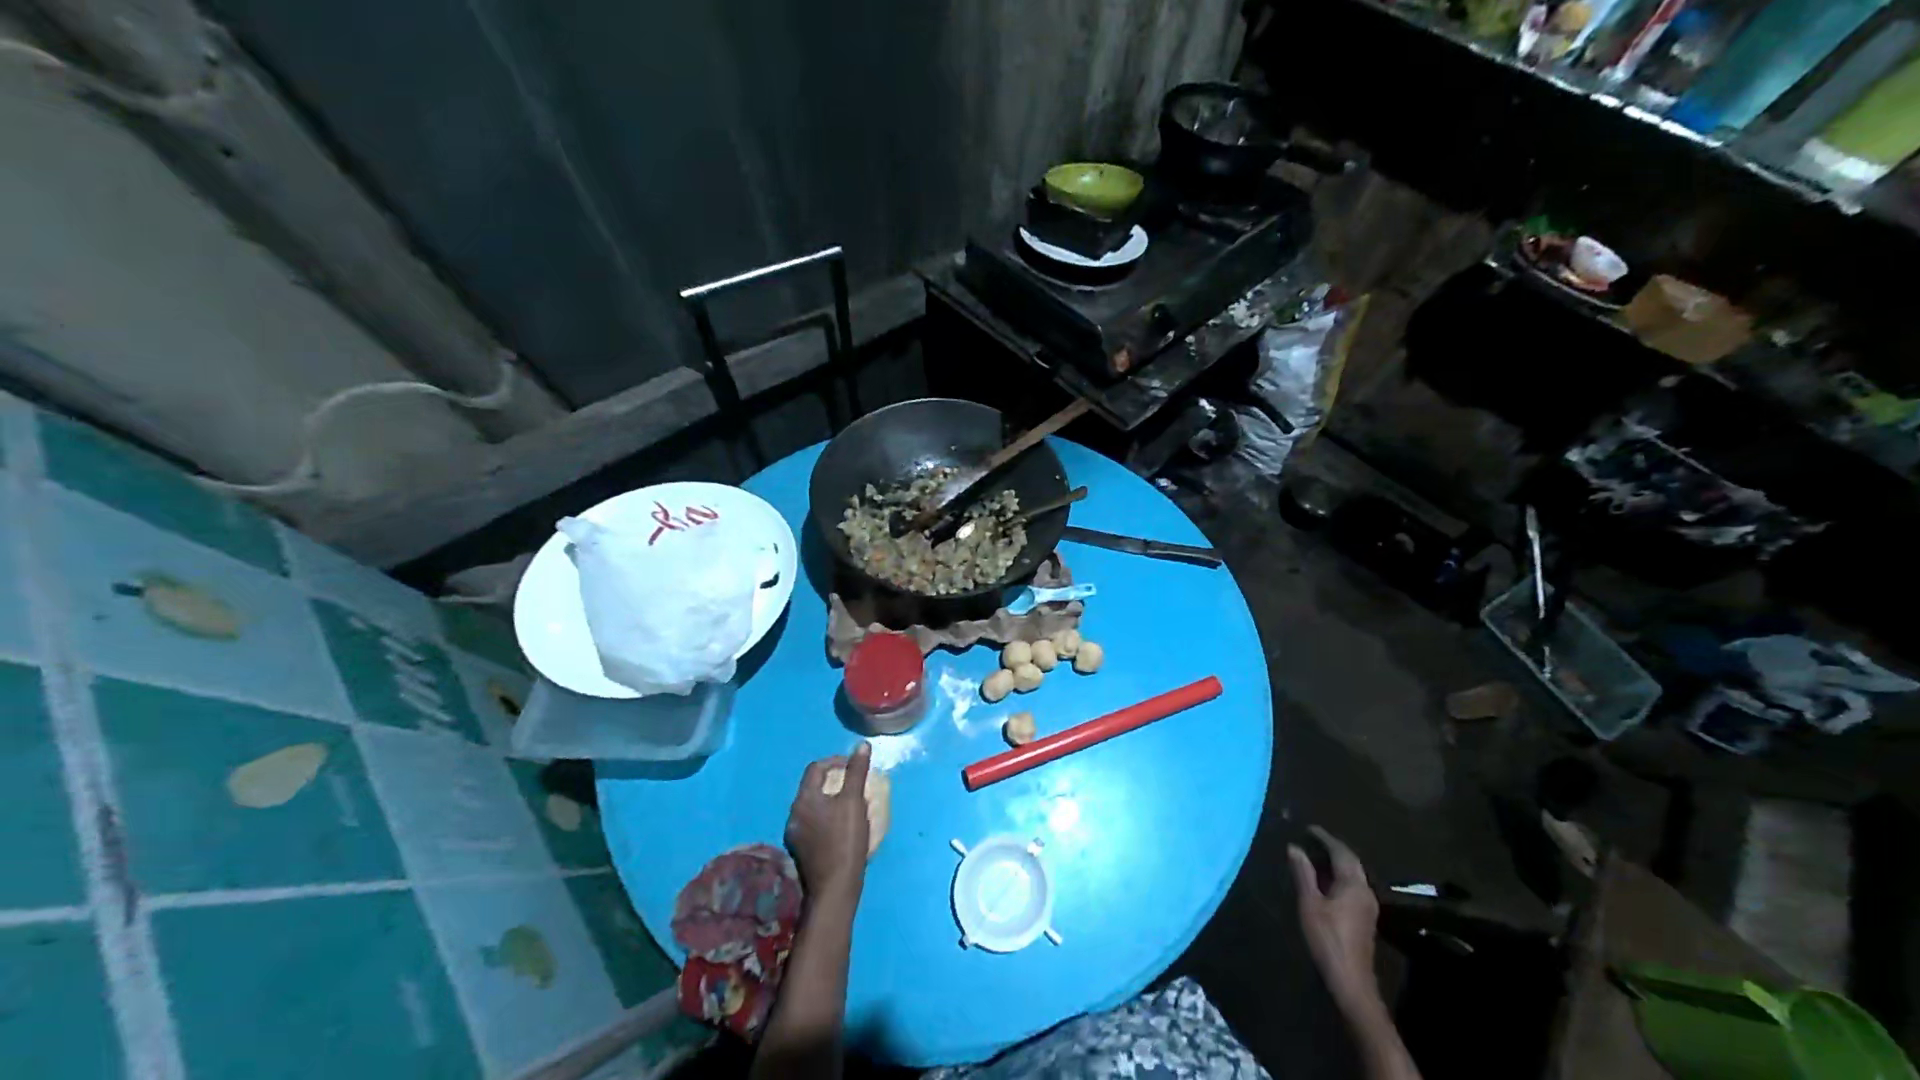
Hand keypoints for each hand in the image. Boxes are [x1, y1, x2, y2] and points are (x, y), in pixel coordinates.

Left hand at [785, 743, 872, 901]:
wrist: (834, 887)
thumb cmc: (845, 840)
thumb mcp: (854, 801)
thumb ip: (857, 771)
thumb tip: (861, 745)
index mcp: (804, 799)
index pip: (815, 768)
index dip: (835, 761)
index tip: (854, 766)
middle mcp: (794, 813)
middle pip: (813, 786)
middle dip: (834, 780)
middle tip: (855, 783)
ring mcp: (795, 834)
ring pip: (813, 806)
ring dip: (831, 799)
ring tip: (852, 803)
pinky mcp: (801, 850)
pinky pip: (813, 823)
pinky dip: (827, 816)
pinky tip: (842, 826)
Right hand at [1288, 825, 1380, 1004]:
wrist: (1350, 978)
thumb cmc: (1327, 937)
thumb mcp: (1309, 903)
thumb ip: (1303, 873)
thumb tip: (1294, 847)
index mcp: (1353, 885)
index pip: (1341, 852)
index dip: (1325, 838)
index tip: (1309, 828)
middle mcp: (1365, 891)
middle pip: (1351, 862)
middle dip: (1333, 847)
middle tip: (1312, 838)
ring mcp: (1367, 905)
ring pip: (1353, 874)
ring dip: (1337, 861)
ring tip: (1315, 854)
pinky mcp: (1364, 916)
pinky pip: (1353, 885)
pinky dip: (1339, 874)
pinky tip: (1325, 879)